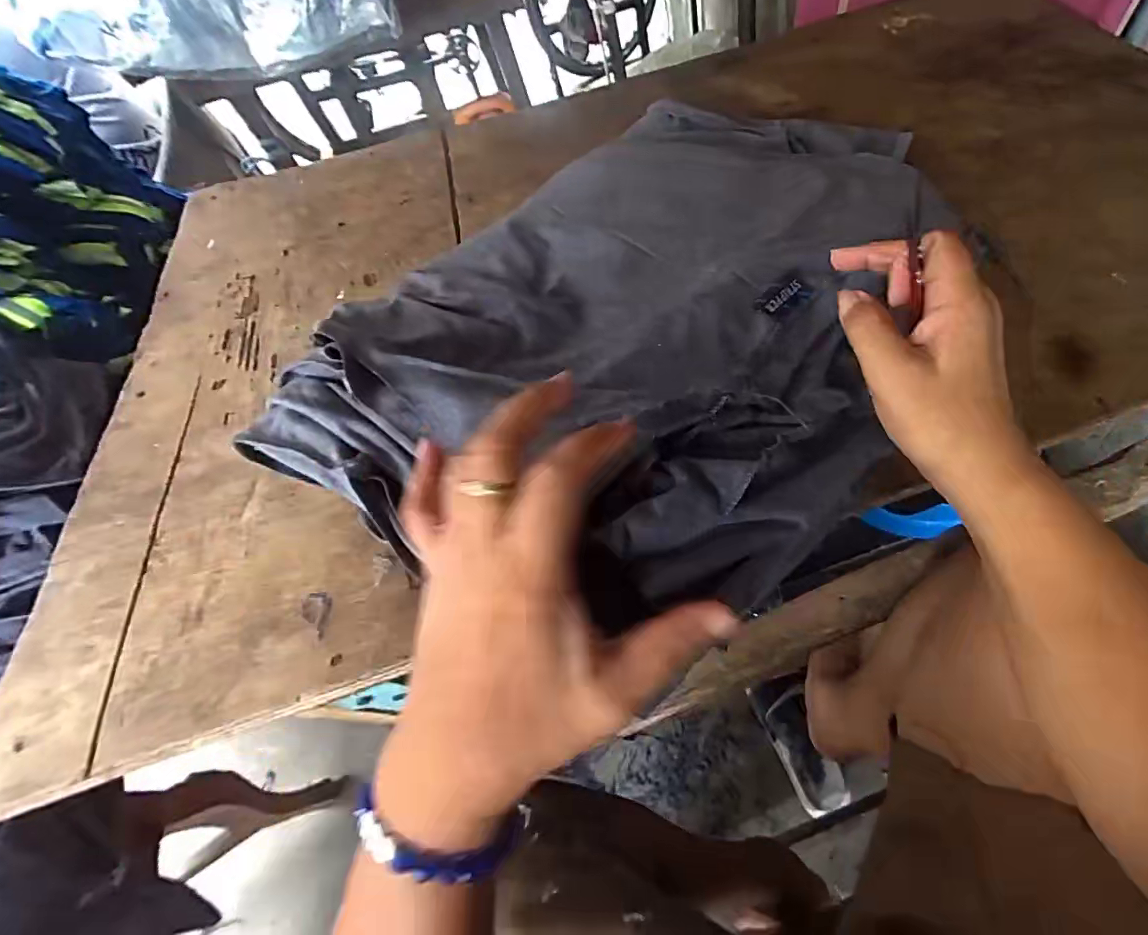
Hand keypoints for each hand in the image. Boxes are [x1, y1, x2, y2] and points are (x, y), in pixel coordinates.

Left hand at [372, 376, 740, 850]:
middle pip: (495, 456)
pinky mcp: (431, 570)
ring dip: (492, 430)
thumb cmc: (533, 723)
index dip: (591, 444)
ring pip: (458, 473)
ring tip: (527, 404)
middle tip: (566, 386)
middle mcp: (482, 549)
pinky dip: (423, 474)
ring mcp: (448, 556)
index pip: (557, 481)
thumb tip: (729, 612)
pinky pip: (418, 511)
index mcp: (529, 571)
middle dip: (530, 411)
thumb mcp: (613, 692)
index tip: (623, 429)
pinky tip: (431, 446)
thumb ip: (669, 644)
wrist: (449, 760)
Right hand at [830, 230, 1029, 483]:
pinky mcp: (965, 352)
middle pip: (931, 264)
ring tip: (871, 336)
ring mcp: (972, 330)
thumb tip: (850, 296)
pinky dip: (903, 322)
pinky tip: (885, 350)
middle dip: (887, 276)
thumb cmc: (937, 419)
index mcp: (963, 301)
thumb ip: (865, 324)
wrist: (982, 469)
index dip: (889, 247)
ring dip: (893, 303)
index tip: (846, 265)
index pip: (935, 243)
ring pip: (928, 294)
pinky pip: (931, 319)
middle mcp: (974, 307)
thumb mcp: (889, 370)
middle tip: (860, 312)